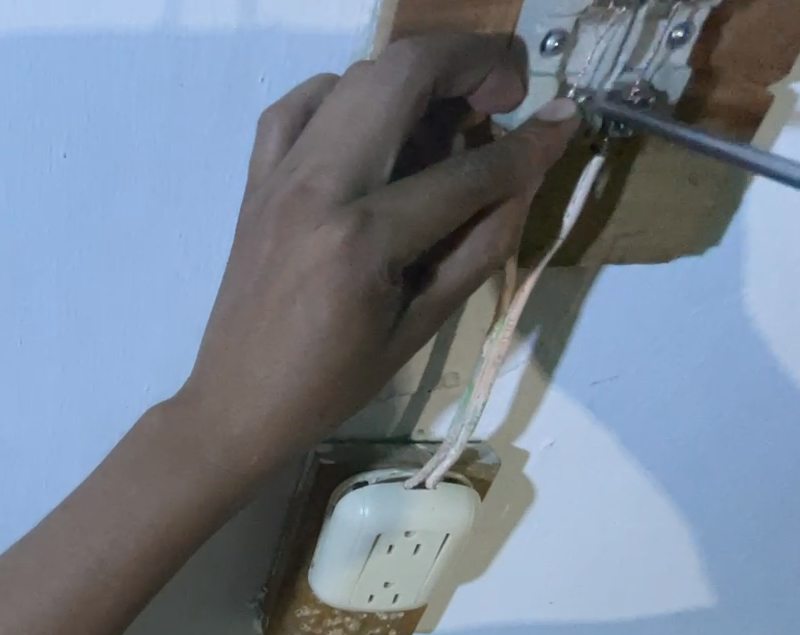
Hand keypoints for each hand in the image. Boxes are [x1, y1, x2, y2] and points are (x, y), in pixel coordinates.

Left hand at [173, 33, 579, 473]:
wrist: (236, 405)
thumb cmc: (328, 384)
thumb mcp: (420, 328)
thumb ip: (482, 243)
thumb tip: (532, 165)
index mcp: (361, 241)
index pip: (466, 170)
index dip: (529, 146)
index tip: (563, 126)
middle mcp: (316, 192)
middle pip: (403, 74)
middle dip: (473, 63)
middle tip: (501, 97)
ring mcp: (276, 183)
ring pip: (352, 78)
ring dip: (411, 79)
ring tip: (436, 125)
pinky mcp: (252, 189)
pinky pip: (292, 109)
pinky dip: (337, 97)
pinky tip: (365, 129)